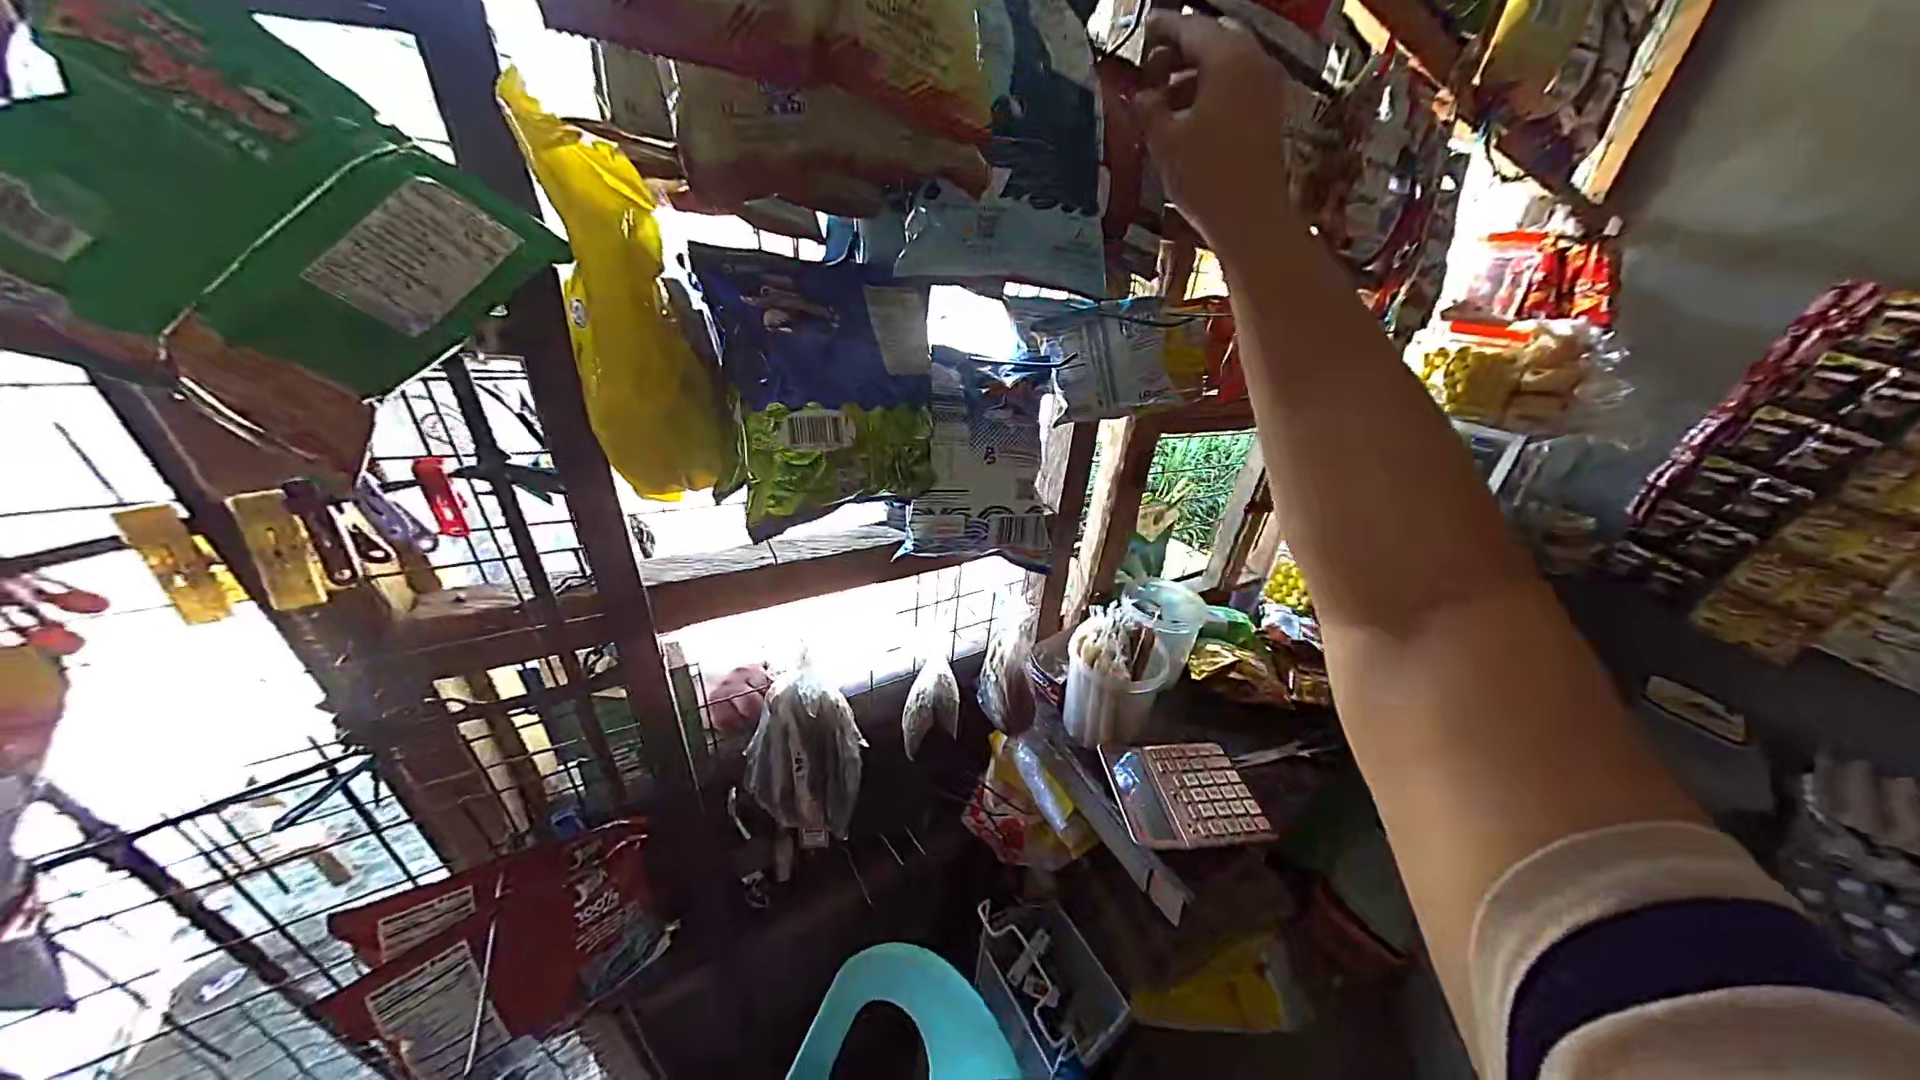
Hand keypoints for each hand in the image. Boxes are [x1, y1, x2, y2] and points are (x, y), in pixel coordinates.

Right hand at [1132, 13, 1298, 256]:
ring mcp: (1266, 86)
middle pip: (1212, 39)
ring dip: (1192, 74)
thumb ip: (1147, 109)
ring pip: (1225, 64)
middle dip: (1179, 51)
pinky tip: (1186, 119)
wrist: (1250, 219)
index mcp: (1227, 57)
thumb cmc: (1204, 177)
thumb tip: (1137, 95)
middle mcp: (1253, 61)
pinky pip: (1236, 86)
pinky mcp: (1268, 113)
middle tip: (1149, 72)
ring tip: (1161, 101)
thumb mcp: (1164, 142)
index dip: (1160, 30)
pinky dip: (1210, 91)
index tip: (1139, 35)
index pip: (1189, 27)